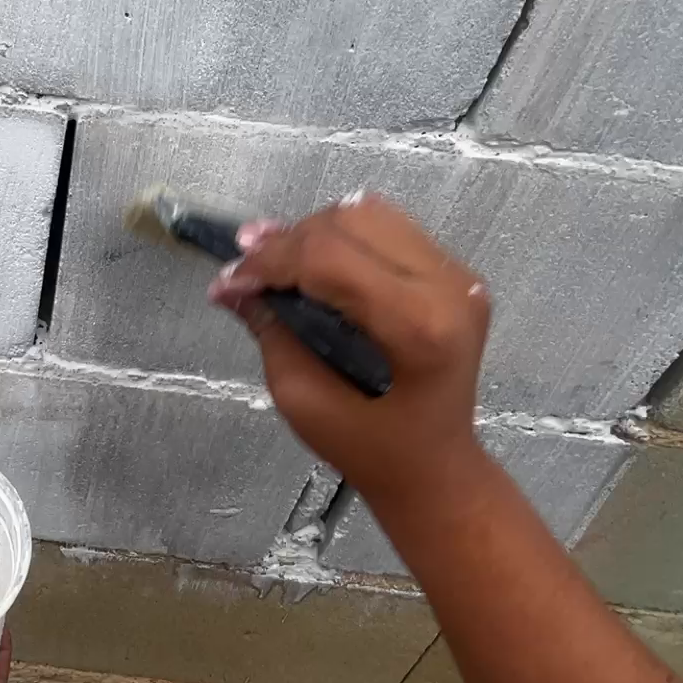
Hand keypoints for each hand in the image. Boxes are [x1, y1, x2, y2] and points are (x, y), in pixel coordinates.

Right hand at [208, 191, 491, 505]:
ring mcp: (456, 274)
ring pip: (365, 213)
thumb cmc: (371, 449)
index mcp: (417, 327)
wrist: (437, 469)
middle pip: (346, 224)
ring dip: (309, 232)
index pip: (327, 259)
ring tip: (269, 258)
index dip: (267, 262)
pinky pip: (384, 226)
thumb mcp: (303, 400)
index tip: (226, 282)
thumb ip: (270, 333)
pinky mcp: (452, 272)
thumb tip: (228, 286)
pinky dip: (336, 234)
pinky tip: (306, 257)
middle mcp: (447, 287)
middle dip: (282, 243)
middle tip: (241, 270)